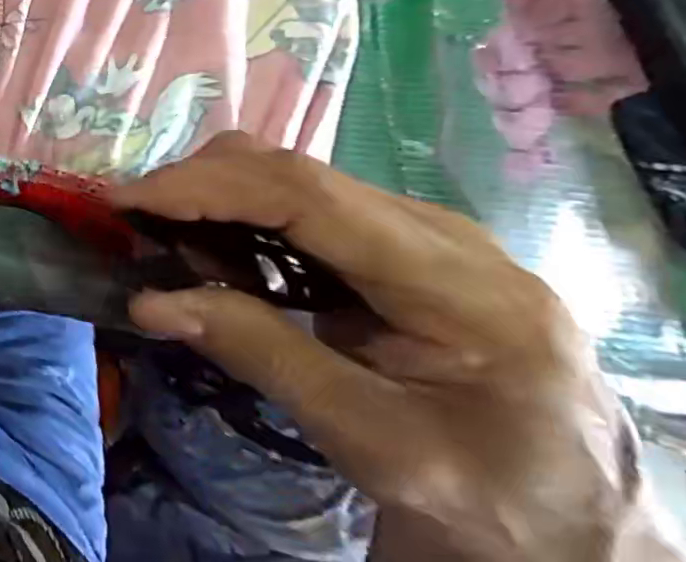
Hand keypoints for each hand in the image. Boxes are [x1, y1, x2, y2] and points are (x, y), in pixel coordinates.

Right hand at [116, 131, 656, 561]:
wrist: (574, 529)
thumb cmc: (486, 498)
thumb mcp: (373, 441)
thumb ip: (261, 356)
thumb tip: (147, 302)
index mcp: (460, 285)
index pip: (306, 196)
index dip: (202, 186)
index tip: (123, 203)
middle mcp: (443, 236)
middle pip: (290, 171)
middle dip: (194, 185)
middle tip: (129, 224)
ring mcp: (422, 234)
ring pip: (287, 176)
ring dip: (209, 196)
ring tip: (163, 241)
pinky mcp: (399, 243)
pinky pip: (298, 202)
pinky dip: (236, 214)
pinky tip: (213, 252)